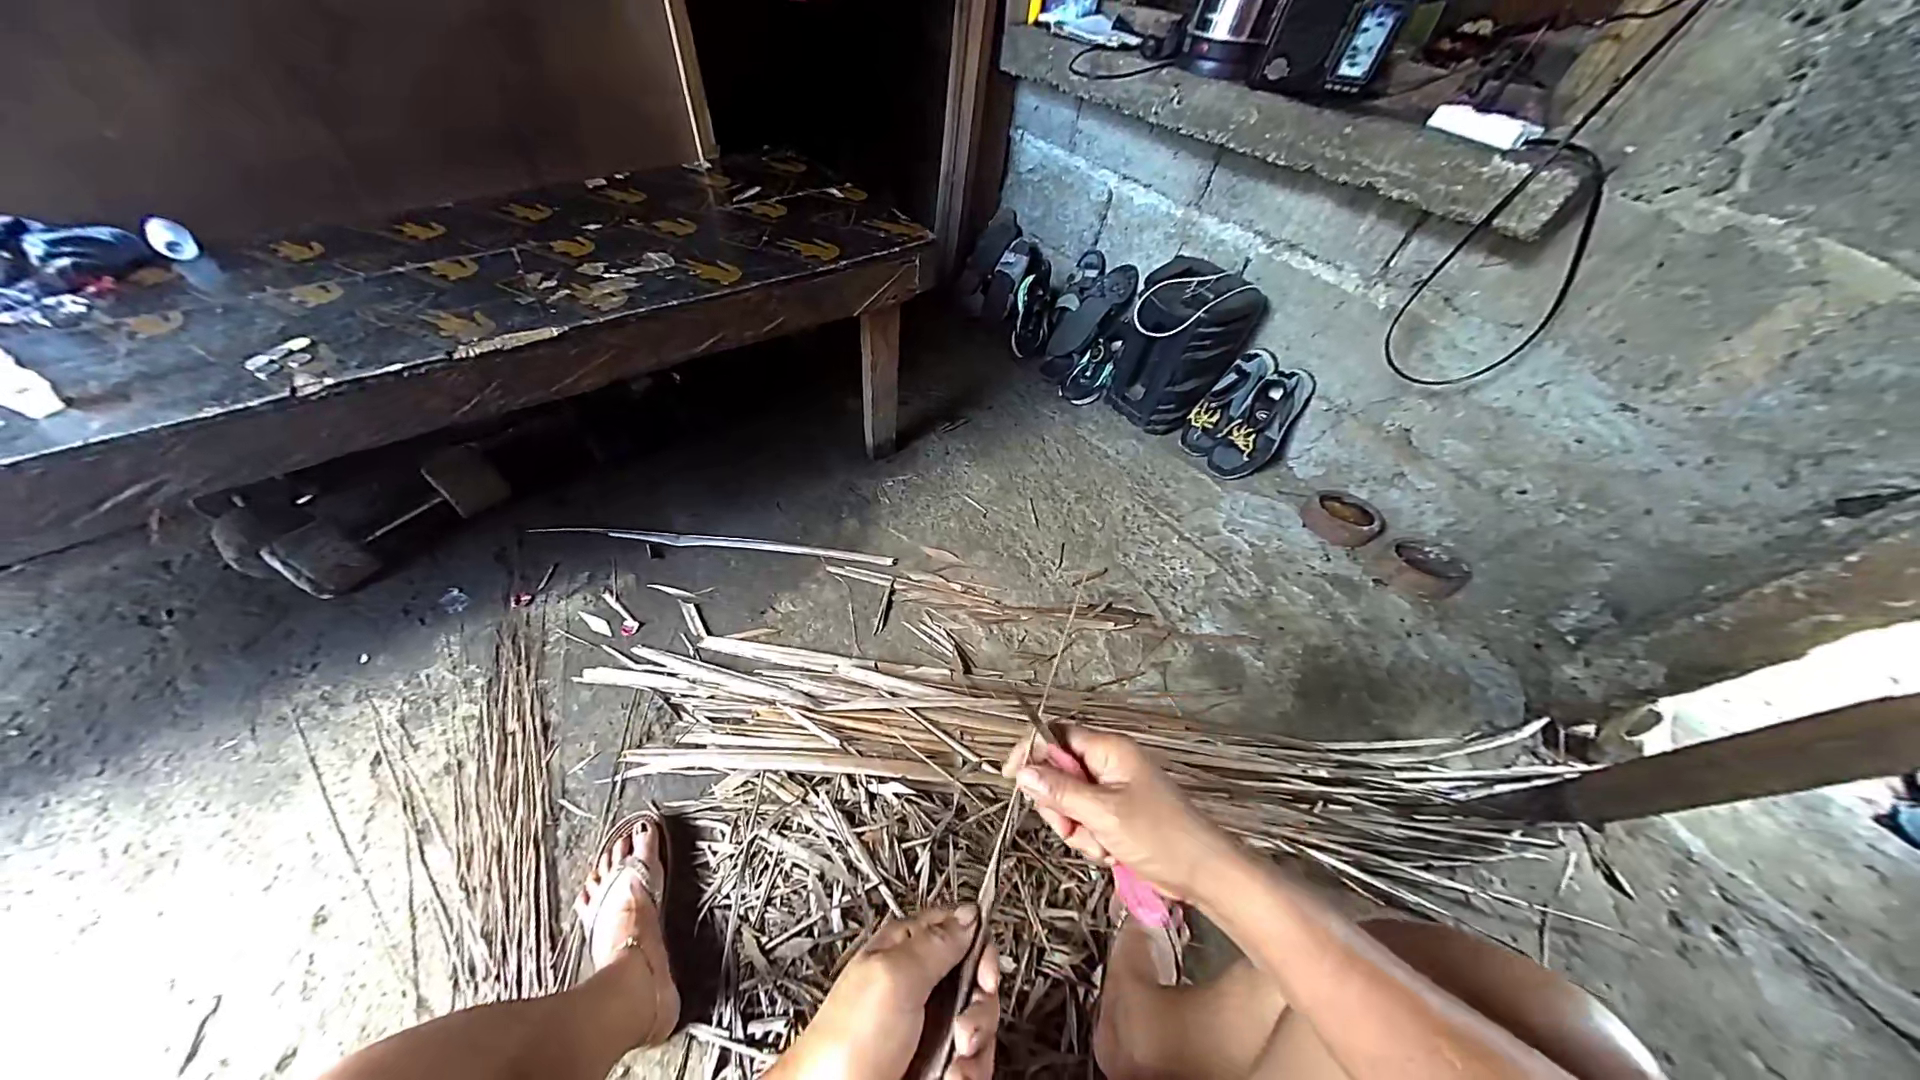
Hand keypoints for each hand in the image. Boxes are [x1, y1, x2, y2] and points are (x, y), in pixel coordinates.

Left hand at [767, 906, 999, 1079]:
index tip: (983, 970)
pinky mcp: (935, 1064)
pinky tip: (948, 1078)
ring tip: (953, 1063)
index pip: (958, 927)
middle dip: (979, 1007)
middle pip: (976, 980)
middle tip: (962, 1028)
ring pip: (980, 1025)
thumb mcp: (893, 977)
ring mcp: (928, 1028)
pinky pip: (972, 1063)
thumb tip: (969, 912)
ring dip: (974, 1049)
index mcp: (905, 949)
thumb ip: (935, 942)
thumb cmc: (844, 1044)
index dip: (978, 946)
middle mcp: (919, 985)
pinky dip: (967, 1074)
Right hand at [1007, 726, 1236, 901]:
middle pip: (1058, 773)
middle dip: (1058, 804)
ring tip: (1100, 843)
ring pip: (1068, 802)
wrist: (1203, 873)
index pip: (1057, 736)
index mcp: (1108, 750)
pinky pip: (1084, 821)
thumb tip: (1023, 771)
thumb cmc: (1160, 836)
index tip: (1013, 775)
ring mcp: (1112, 791)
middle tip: (1071, 825)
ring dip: (1075, 827)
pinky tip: (1109, 852)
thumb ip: (1060, 791)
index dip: (1032, 752)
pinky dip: (1089, 838)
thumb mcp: (1103, 813)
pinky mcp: (1116, 815)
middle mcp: (1108, 764)